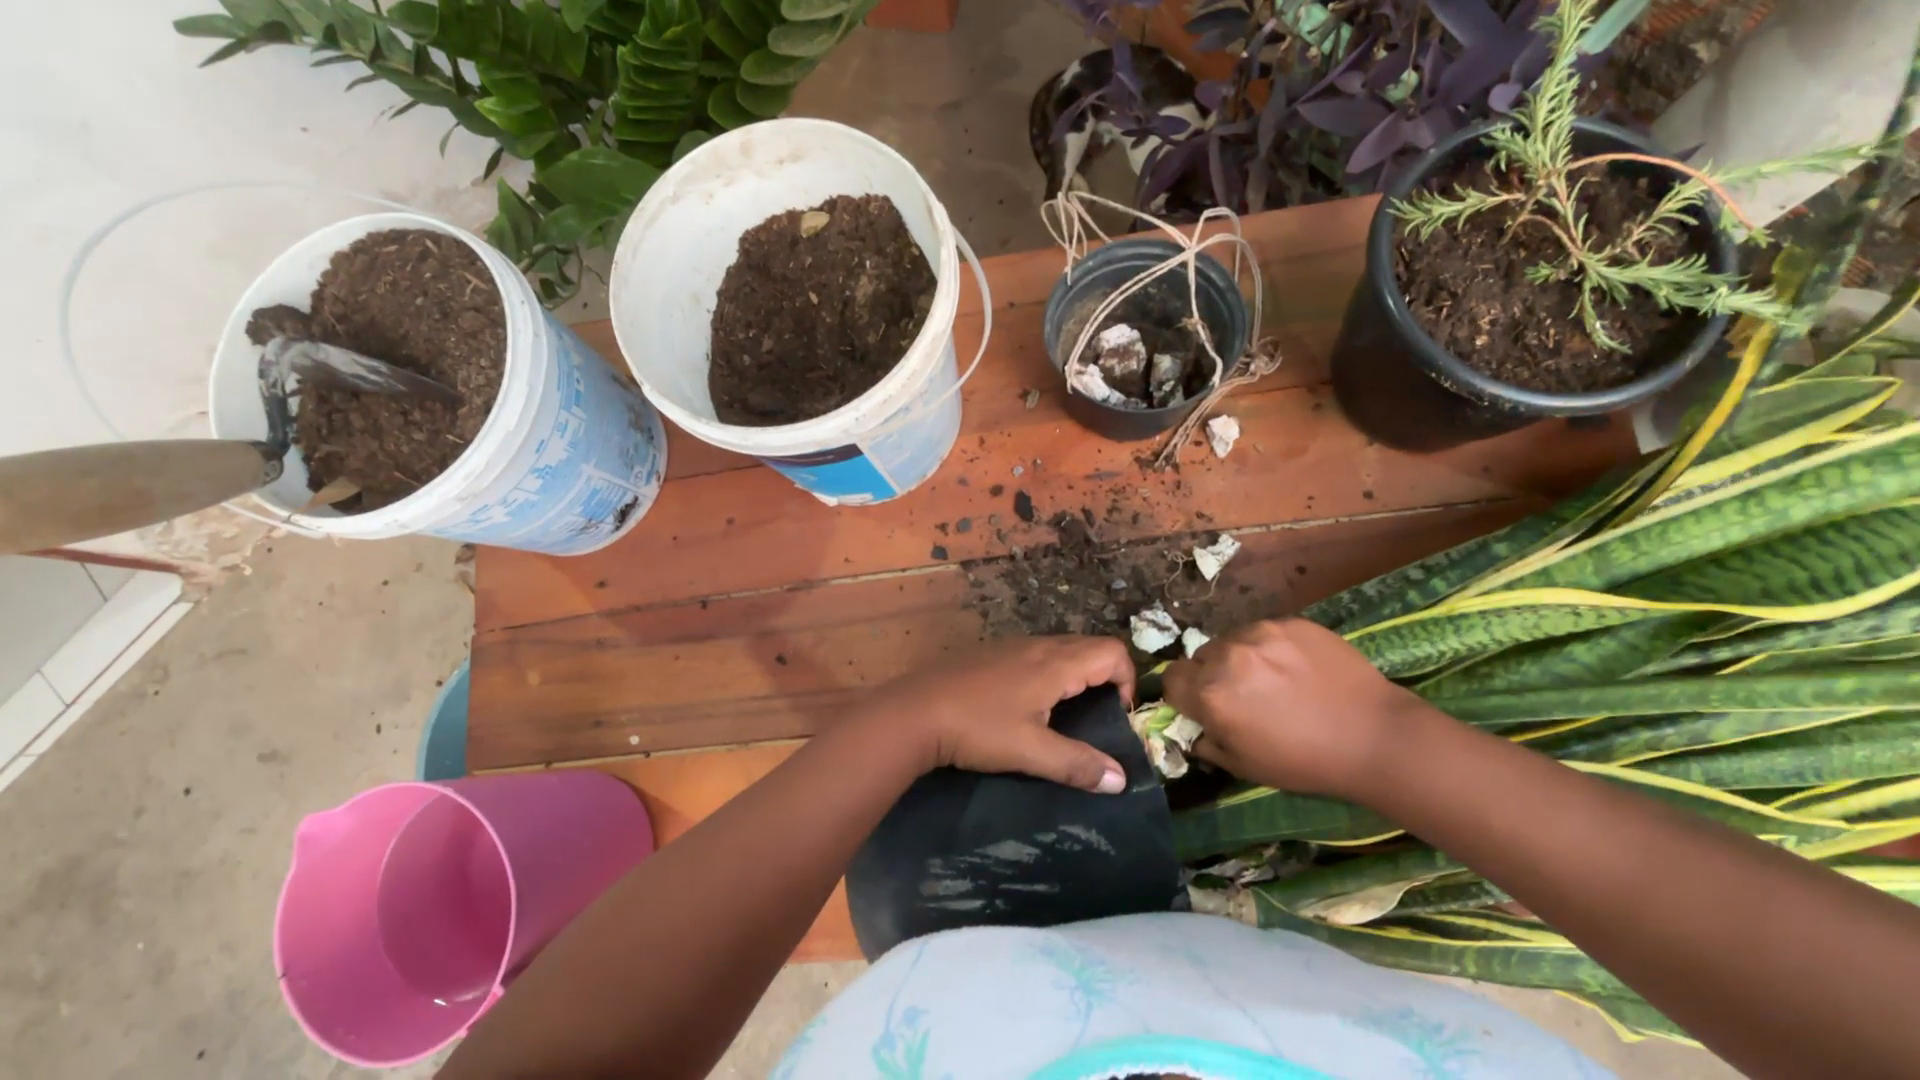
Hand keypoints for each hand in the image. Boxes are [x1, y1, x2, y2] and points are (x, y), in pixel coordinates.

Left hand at [869, 636, 1133, 793]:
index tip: (1117, 715)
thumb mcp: (1030, 752)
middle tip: (1098, 716)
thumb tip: (1120, 779)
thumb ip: (1077, 765)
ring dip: (1074, 674)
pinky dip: (1046, 673)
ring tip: (1065, 714)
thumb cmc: (977, 729)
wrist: (913, 712)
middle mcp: (1036, 646)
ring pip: (1059, 649)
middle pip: (1088, 646)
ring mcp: (1009, 646)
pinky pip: (1033, 655)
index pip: (1112, 652)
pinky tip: (1025, 705)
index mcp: (1054, 663)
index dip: (1127, 679)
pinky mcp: (988, 654)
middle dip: (1104, 676)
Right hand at [1161, 618, 1435, 798]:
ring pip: (1231, 641)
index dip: (1183, 694)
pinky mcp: (1291, 622)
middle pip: (1199, 658)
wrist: (1373, 736)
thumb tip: (1195, 730)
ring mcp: (1261, 634)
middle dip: (1211, 675)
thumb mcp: (1244, 766)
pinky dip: (1270, 648)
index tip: (1202, 706)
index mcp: (1210, 694)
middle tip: (1241, 696)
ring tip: (1272, 680)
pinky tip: (1296, 669)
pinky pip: (1264, 632)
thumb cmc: (1304, 761)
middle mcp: (1228, 657)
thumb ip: (1208, 743)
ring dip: (1239, 658)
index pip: (1170, 679)